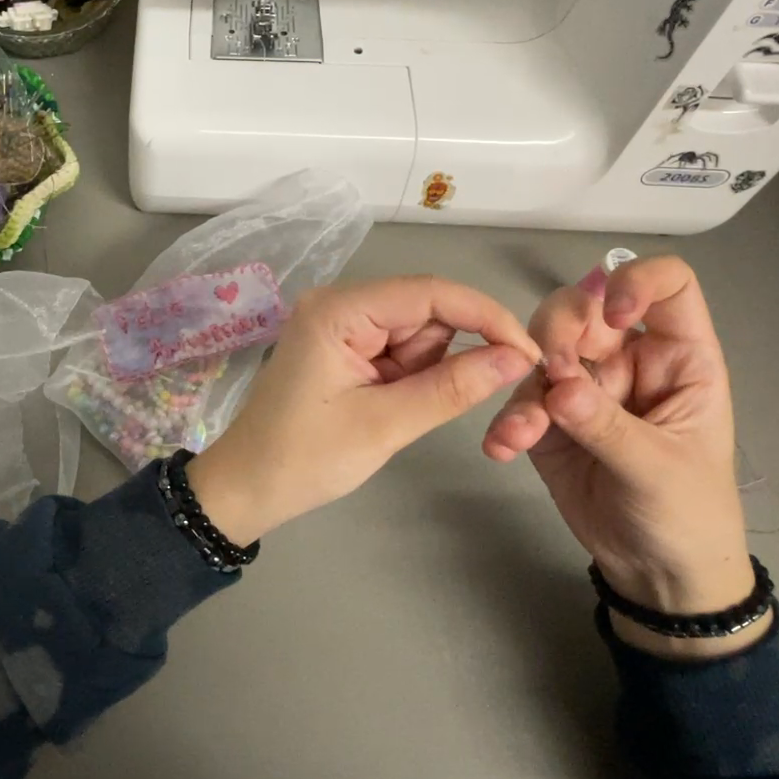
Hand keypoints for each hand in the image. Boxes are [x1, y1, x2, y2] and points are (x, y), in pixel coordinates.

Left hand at [188, 276, 539, 545]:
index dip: (486, 316)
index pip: (429, 292)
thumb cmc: (306, 458)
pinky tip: (391, 406)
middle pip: (425, 310)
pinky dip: (411, 377)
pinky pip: (397, 350)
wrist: (249, 486)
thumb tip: (516, 358)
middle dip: (451, 353)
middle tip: (445, 402)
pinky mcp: (343, 347)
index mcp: (338, 310)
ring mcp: (339, 324)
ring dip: (427, 371)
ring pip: (416, 333)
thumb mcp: (385, 425)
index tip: (529, 354)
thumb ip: (452, 388)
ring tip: (395, 412)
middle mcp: (338, 304)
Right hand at [481, 256, 765, 658]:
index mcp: (677, 358)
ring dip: (525, 384)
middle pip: (583, 309)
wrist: (654, 573)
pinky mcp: (547, 417)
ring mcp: (583, 386)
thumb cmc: (687, 514)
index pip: (667, 287)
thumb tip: (558, 387)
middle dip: (557, 333)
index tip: (612, 316)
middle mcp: (626, 360)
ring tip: (523, 433)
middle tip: (549, 372)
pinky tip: (504, 448)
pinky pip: (517, 400)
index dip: (636, 283)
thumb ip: (607, 426)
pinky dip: (507, 421)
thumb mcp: (659, 470)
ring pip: (539, 349)